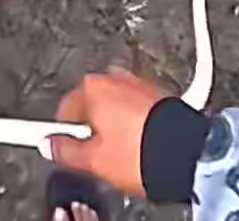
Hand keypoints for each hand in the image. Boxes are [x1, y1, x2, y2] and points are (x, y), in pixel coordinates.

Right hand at [44, 66, 168, 197]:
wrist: (188, 154)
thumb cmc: (142, 153)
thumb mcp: (95, 161)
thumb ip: (66, 151)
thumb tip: (49, 146)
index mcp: (90, 87)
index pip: (64, 110)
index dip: (64, 134)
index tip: (66, 149)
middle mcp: (111, 77)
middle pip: (90, 104)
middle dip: (92, 127)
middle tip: (99, 156)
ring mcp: (135, 83)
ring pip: (115, 105)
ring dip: (115, 123)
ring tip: (125, 153)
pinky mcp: (157, 93)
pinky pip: (137, 107)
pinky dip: (136, 122)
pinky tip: (142, 144)